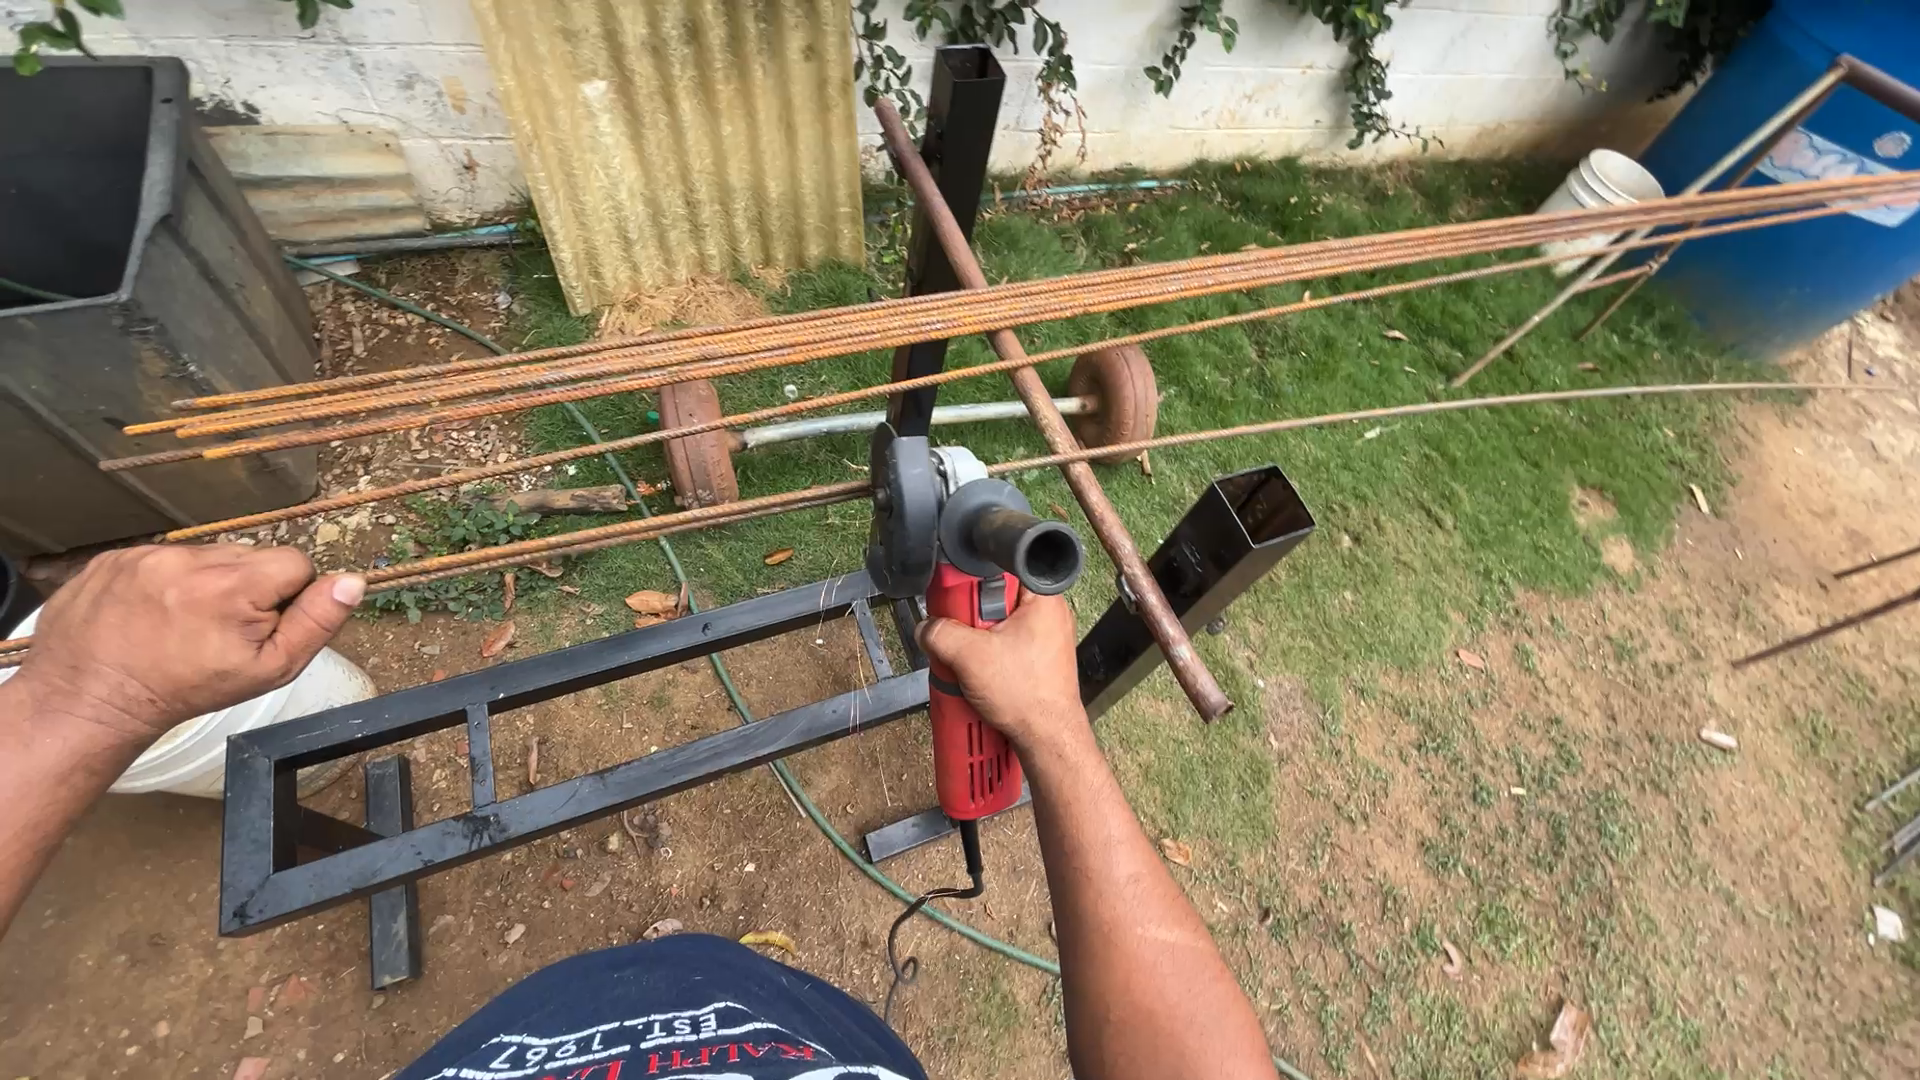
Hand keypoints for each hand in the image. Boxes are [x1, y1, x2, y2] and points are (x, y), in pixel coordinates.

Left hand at [13, 545, 363, 742]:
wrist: (87, 701)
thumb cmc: (191, 688)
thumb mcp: (273, 667)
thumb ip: (319, 621)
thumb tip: (353, 581)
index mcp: (231, 586)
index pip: (296, 562)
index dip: (291, 594)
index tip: (264, 623)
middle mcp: (187, 560)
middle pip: (254, 555)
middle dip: (253, 584)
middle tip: (227, 625)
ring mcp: (143, 556)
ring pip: (212, 554)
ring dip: (214, 580)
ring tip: (191, 618)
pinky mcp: (111, 558)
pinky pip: (169, 556)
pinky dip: (173, 578)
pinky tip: (159, 610)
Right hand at [915, 587, 1086, 757]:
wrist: (1048, 740)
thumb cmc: (1029, 697)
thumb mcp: (970, 657)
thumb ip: (940, 633)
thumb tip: (926, 627)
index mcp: (1041, 598)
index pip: (999, 568)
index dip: (971, 582)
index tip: (955, 597)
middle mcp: (1046, 613)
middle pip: (993, 597)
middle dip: (968, 618)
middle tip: (960, 634)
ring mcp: (1043, 637)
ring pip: (994, 624)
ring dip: (973, 641)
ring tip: (967, 659)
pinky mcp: (1035, 658)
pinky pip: (1001, 645)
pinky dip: (985, 657)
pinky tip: (975, 673)